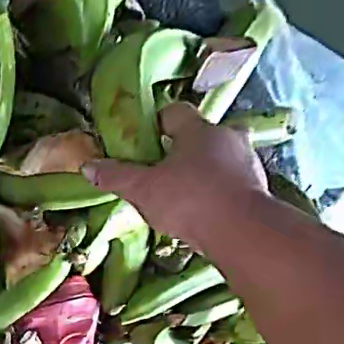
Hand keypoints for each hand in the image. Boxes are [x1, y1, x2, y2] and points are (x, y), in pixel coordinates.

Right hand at [83, 102, 271, 249]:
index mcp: (198, 131)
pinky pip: (229, 180)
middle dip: (179, 149)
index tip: (141, 139)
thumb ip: (116, 176)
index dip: (156, 122)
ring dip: (199, 169)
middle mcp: (227, 137)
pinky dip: (214, 188)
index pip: (175, 112)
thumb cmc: (189, 200)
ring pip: (217, 157)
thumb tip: (87, 166)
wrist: (241, 231)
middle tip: (159, 168)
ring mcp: (246, 161)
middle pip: (199, 135)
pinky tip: (199, 208)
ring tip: (178, 192)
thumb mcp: (142, 190)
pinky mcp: (256, 187)